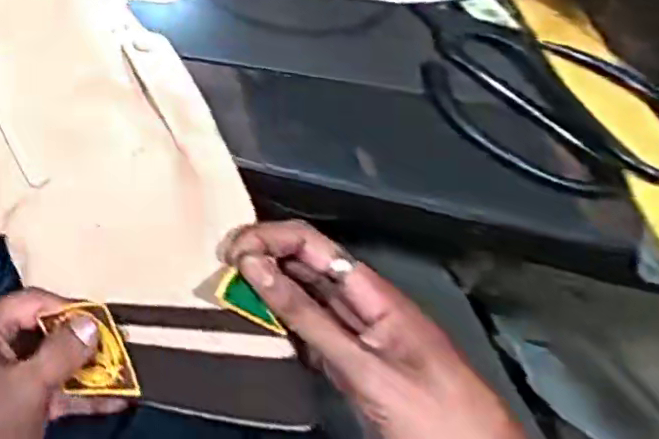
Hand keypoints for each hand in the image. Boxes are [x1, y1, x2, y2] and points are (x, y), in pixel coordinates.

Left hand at [0, 289, 129, 438]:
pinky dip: (79, 394)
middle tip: (123, 351)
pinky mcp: (20, 400)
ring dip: (86, 370)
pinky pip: (53, 387)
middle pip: (45, 329)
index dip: (69, 308)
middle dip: (81, 341)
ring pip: (52, 360)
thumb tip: (90, 323)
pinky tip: (114, 403)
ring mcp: (10, 371)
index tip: (109, 323)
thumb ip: (61, 353)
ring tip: (129, 376)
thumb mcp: (29, 383)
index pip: (34, 302)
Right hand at [220, 222, 526, 438]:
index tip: (232, 256)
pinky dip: (280, 319)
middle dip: (260, 259)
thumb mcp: (366, 368)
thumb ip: (305, 315)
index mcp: (376, 295)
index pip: (310, 242)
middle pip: (303, 262)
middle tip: (222, 273)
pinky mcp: (356, 360)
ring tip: (231, 296)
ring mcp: (361, 334)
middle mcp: (365, 305)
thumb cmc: (437, 419)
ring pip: (303, 293)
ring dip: (266, 289)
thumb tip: (250, 263)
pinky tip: (259, 325)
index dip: (267, 238)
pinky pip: (309, 325)